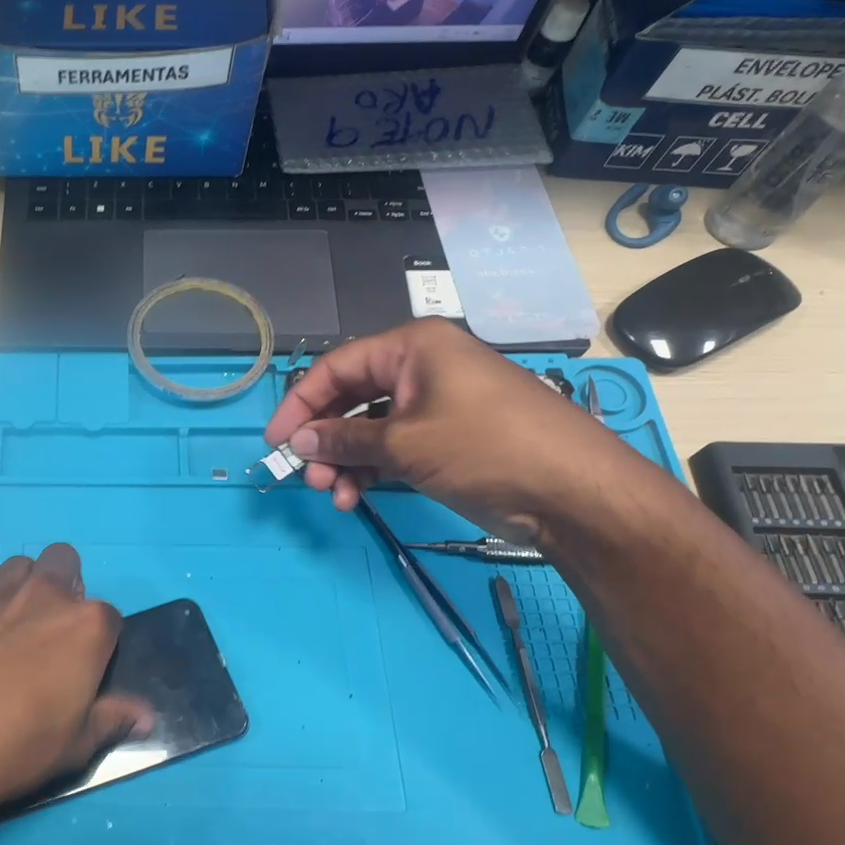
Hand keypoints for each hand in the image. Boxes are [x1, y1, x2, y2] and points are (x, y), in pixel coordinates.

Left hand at [0, 544, 149, 844]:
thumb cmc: (17, 744)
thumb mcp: (76, 743)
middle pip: (65, 563)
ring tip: (11, 632)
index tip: (85, 669)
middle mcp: (45, 594)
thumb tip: (144, 715)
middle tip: (51, 636)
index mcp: (87, 625)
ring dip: (24, 589)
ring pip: (21, 567)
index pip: (110, 618)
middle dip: (65, 587)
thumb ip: (112, 718)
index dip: (100, 643)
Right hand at [264, 318, 644, 545]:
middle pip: (350, 399)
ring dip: (344, 461)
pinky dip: (370, 470)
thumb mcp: (404, 443)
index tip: (275, 441)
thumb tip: (297, 441)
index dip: (300, 404)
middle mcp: (420, 368)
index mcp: (412, 348)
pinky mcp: (444, 439)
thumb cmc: (484, 447)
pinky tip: (356, 497)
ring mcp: (434, 405)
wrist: (569, 490)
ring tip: (334, 494)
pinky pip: (392, 447)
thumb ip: (343, 440)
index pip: (336, 367)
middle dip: (323, 439)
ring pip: (368, 428)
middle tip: (308, 476)